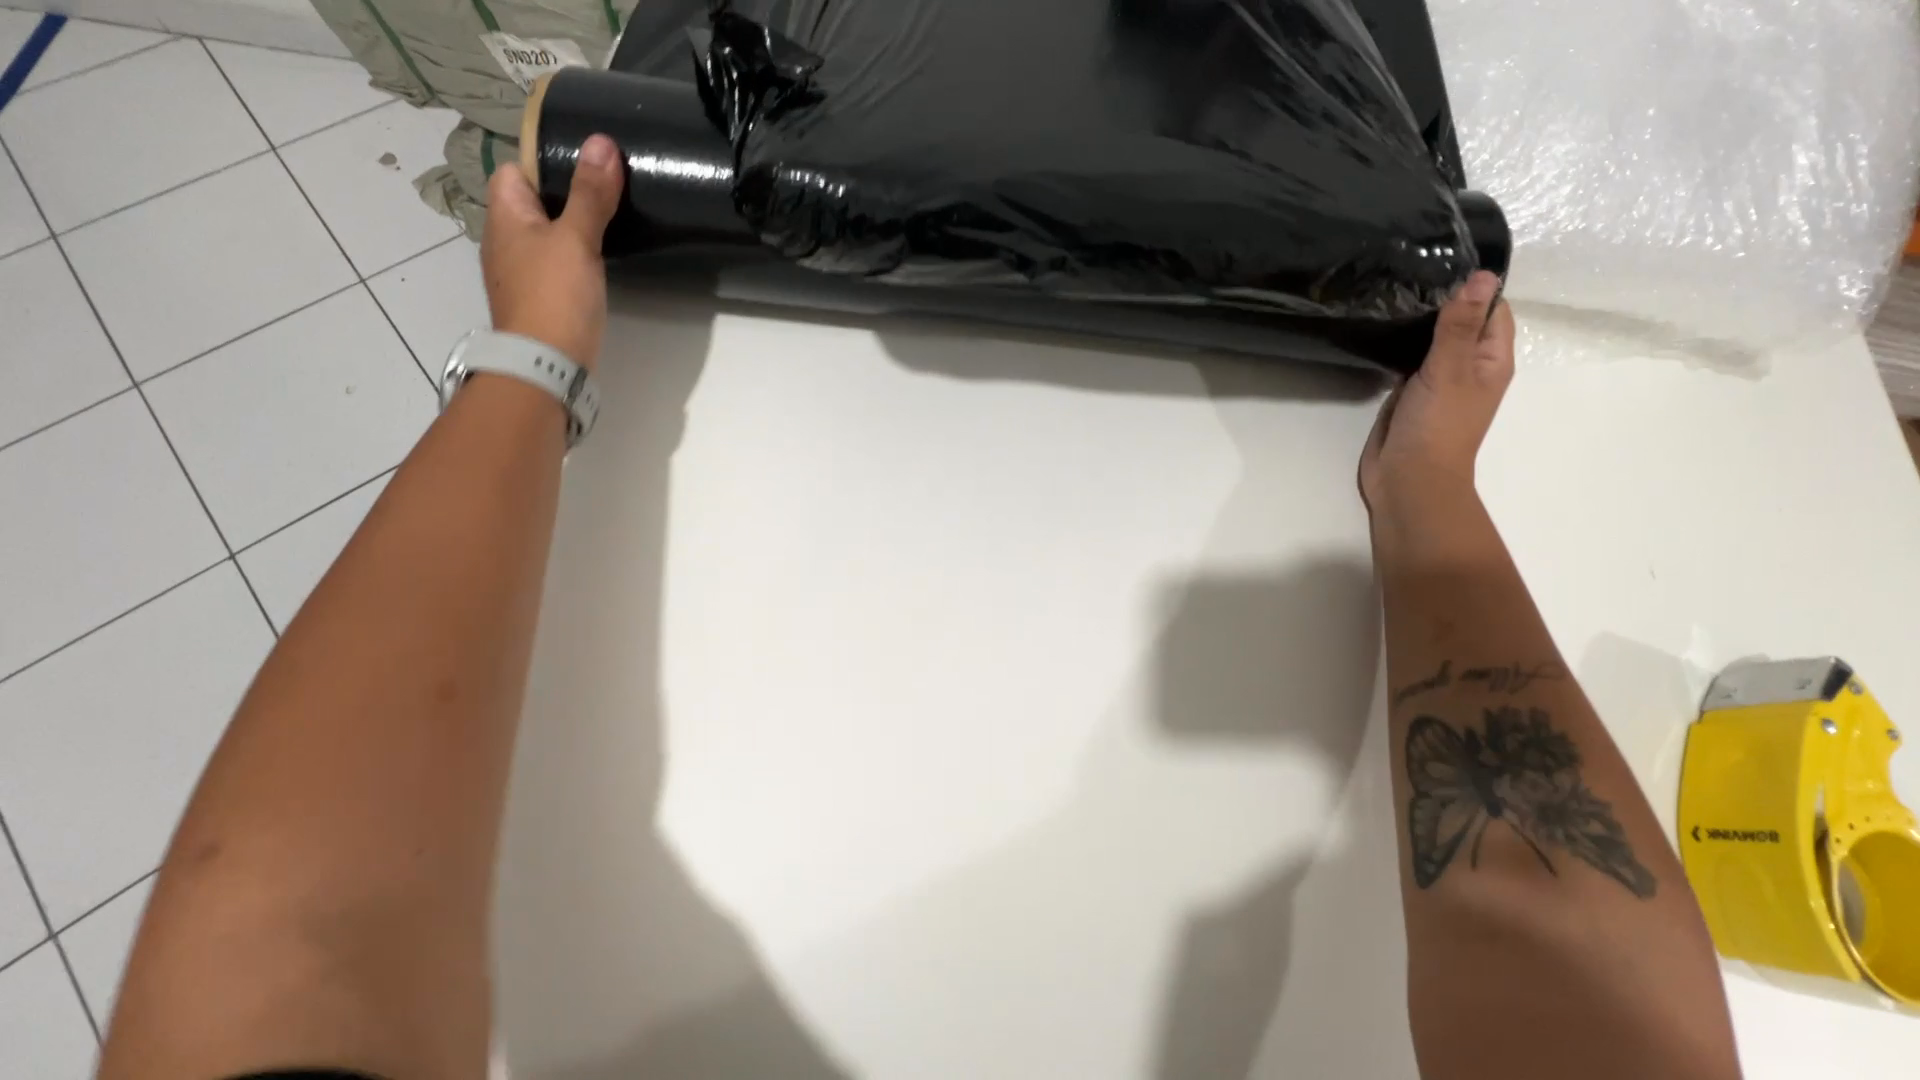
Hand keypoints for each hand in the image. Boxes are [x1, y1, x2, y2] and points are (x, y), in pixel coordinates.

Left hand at [481, 134, 624, 370]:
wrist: (545, 365)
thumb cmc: (554, 296)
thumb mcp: (576, 239)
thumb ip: (590, 193)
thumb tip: (601, 141)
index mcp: (504, 217)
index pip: (514, 171)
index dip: (544, 164)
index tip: (585, 169)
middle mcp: (504, 242)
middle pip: (532, 204)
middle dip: (565, 196)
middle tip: (607, 193)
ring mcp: (518, 274)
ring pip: (544, 237)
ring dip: (571, 231)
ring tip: (610, 224)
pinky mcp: (538, 301)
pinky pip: (554, 266)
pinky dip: (573, 261)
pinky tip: (598, 265)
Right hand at [1359, 270, 1514, 514]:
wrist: (1408, 479)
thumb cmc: (1437, 425)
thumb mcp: (1450, 369)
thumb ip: (1460, 324)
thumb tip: (1481, 275)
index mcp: (1491, 360)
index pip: (1492, 309)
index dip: (1474, 285)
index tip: (1442, 259)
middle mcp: (1468, 367)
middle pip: (1461, 321)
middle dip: (1441, 299)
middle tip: (1408, 268)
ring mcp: (1438, 381)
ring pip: (1432, 340)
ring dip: (1417, 321)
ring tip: (1392, 289)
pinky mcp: (1409, 393)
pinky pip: (1408, 359)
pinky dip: (1399, 344)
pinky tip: (1380, 327)